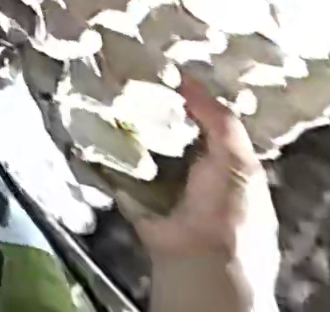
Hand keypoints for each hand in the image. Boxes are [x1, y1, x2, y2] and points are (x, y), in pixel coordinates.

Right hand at [117, 79, 279, 311]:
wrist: (200, 263)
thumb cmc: (231, 214)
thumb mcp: (239, 163)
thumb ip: (219, 120)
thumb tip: (186, 78)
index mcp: (225, 167)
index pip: (205, 122)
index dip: (187, 97)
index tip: (161, 67)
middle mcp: (193, 174)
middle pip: (169, 130)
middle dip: (152, 107)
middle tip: (126, 74)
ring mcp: (160, 185)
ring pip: (140, 144)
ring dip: (124, 124)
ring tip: (103, 90)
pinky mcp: (131, 193)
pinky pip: (114, 165)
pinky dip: (103, 148)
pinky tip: (90, 120)